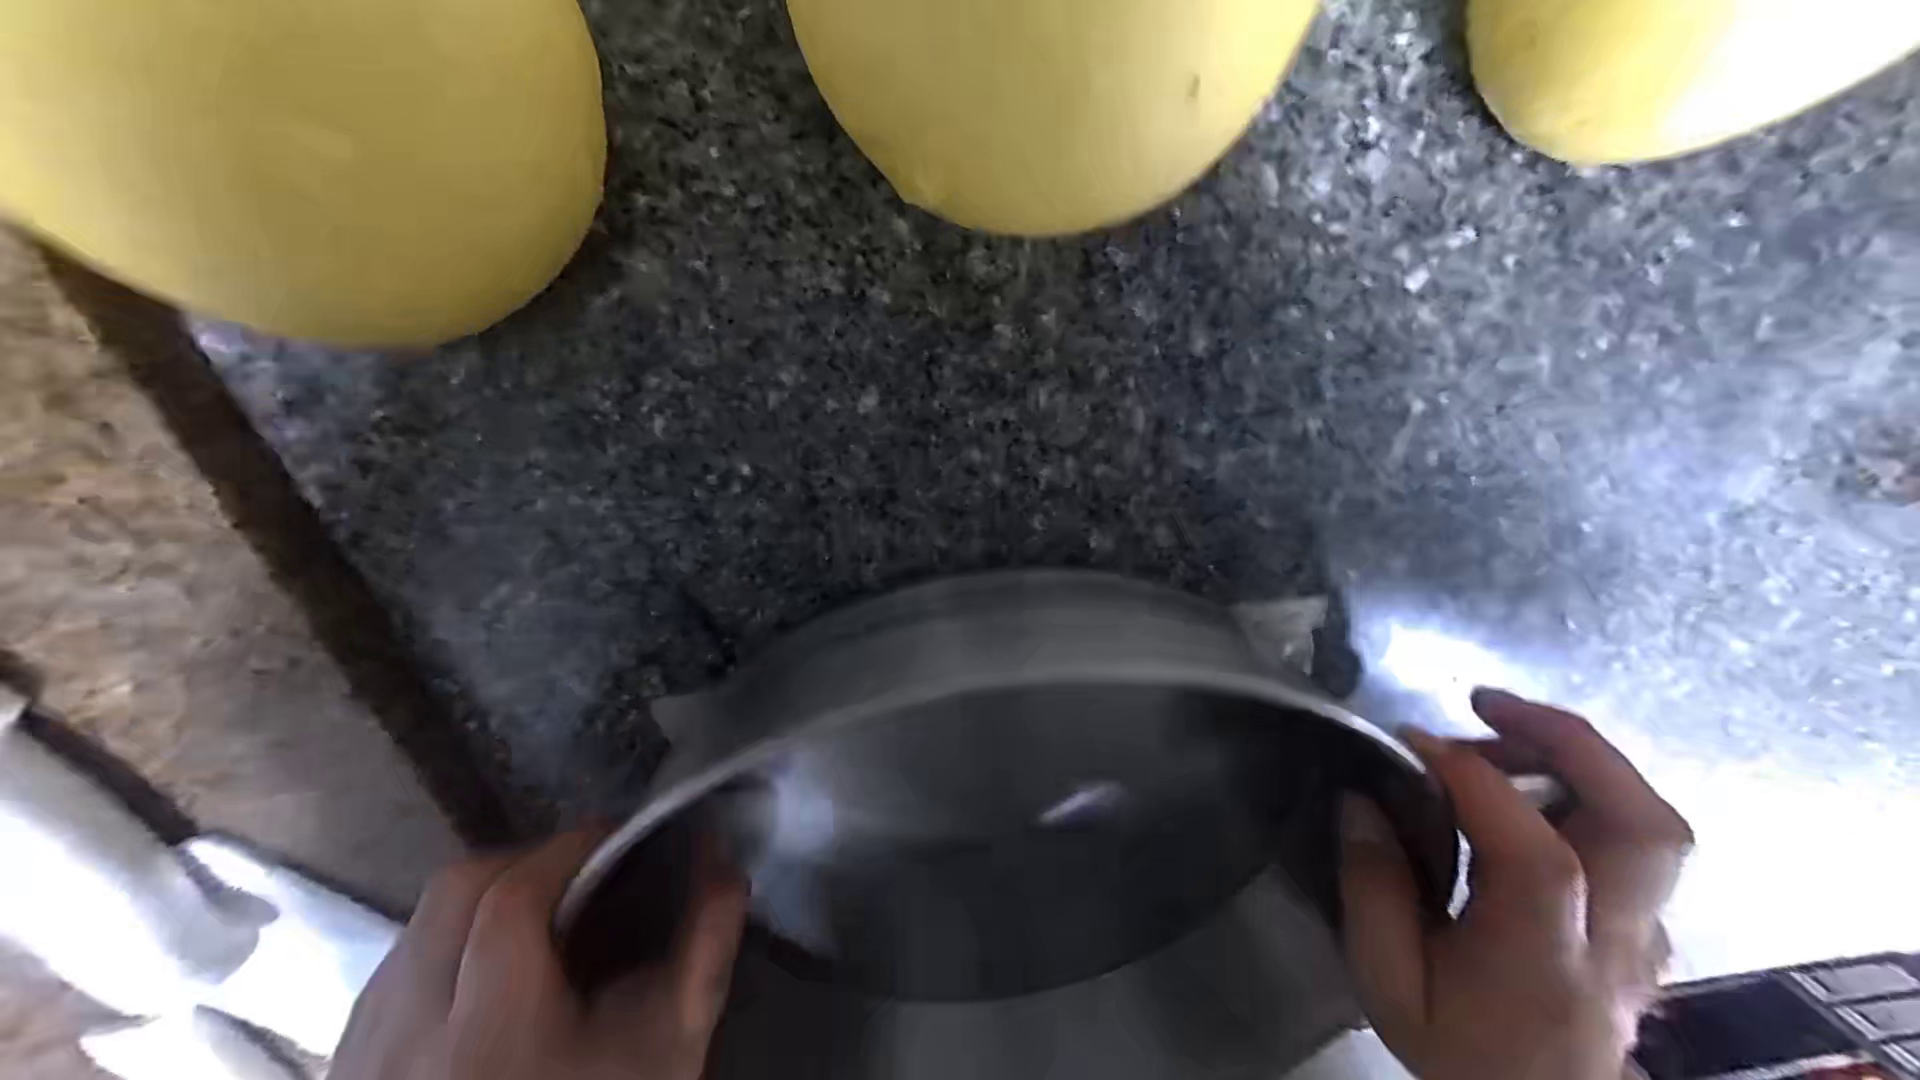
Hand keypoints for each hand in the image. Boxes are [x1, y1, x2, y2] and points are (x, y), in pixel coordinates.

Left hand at [331, 828, 748, 1079]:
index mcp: (491, 1033)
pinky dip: (450, 940)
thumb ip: (707, 942)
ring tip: (546, 914)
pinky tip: (494, 969)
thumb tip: (721, 856)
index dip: (573, 846)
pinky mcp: (347, 1070)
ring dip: (489, 896)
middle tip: (585, 871)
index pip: (513, 897)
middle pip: (455, 891)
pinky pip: (396, 966)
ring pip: (420, 923)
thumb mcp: (672, 1040)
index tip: (619, 838)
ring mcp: (364, 1056)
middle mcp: (406, 1038)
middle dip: (529, 860)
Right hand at [1340, 690, 1693, 1079]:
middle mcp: (1616, 941)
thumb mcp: (1385, 980)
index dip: (1476, 779)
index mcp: (1544, 960)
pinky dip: (1577, 789)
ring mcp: (1642, 935)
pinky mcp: (1641, 928)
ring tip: (1489, 733)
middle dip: (1570, 741)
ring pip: (1650, 826)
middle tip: (1486, 703)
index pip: (1538, 854)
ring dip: (1573, 757)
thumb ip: (1372, 890)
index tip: (1411, 741)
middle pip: (1646, 827)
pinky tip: (1517, 787)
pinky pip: (1628, 840)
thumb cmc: (1454, 1049)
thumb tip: (1361, 801)